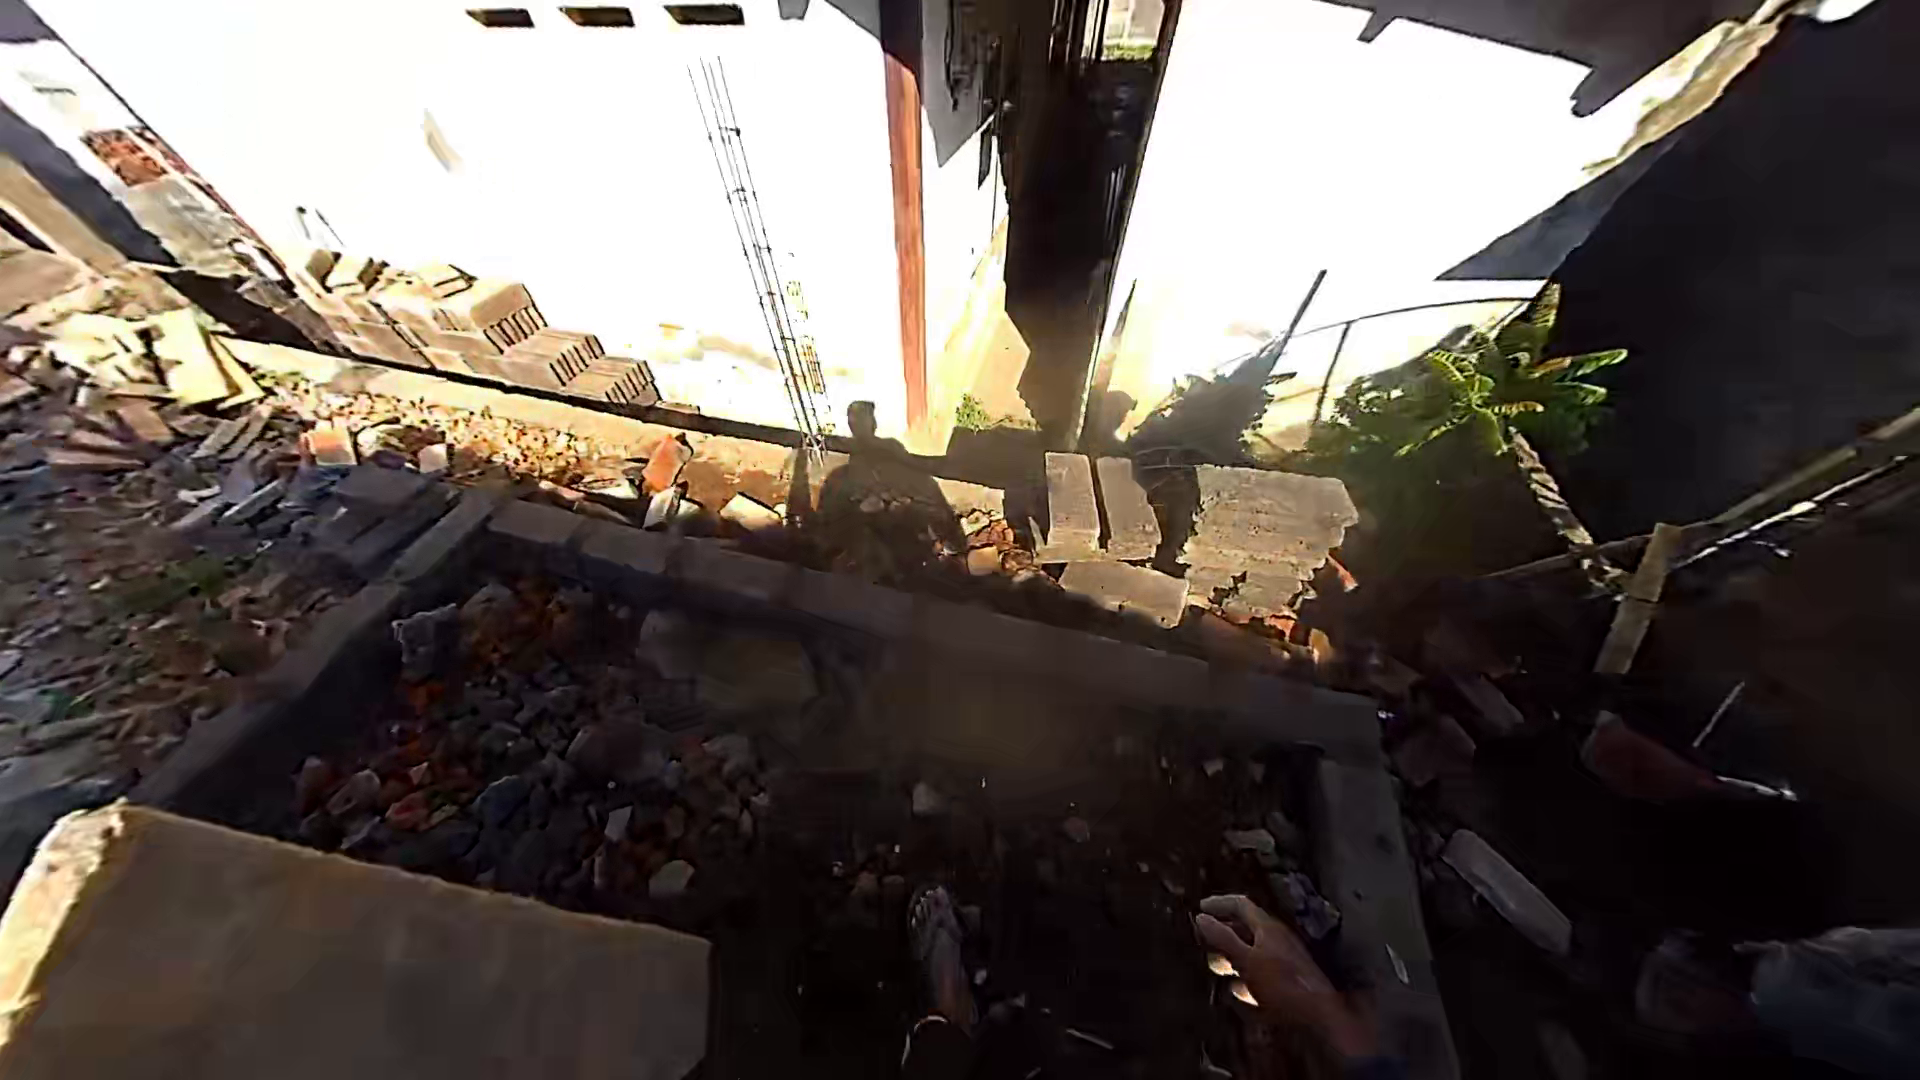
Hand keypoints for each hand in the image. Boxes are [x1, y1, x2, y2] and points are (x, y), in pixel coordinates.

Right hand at [1195, 894, 1376, 1059]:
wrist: (1323, 1021)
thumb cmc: (1283, 984)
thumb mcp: (1246, 959)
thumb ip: (1222, 937)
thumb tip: (1201, 917)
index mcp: (1267, 927)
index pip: (1239, 904)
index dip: (1218, 904)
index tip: (1200, 909)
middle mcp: (1277, 938)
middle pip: (1244, 929)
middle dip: (1222, 935)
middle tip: (1205, 943)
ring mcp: (1285, 961)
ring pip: (1252, 952)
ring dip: (1232, 959)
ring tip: (1218, 970)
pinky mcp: (1290, 983)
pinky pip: (1262, 973)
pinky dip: (1246, 979)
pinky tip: (1239, 992)